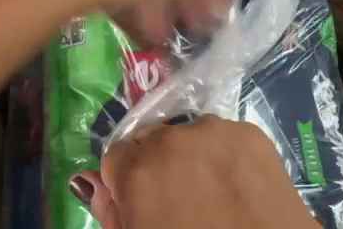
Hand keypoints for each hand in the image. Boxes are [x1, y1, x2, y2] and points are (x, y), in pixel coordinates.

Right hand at [76, 119, 318, 228]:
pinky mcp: (251, 132)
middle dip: (159, 167)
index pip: (115, 157)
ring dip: (194, 158)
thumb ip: (113, 214)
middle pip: (153, 141)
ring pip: (191, 136)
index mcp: (137, 171)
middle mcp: (172, 138)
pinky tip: (239, 191)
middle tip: (180, 206)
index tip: (143, 206)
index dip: (127, 184)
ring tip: (214, 198)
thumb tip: (91, 183)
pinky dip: (227, 158)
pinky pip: (226, 138)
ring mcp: (215, 130)